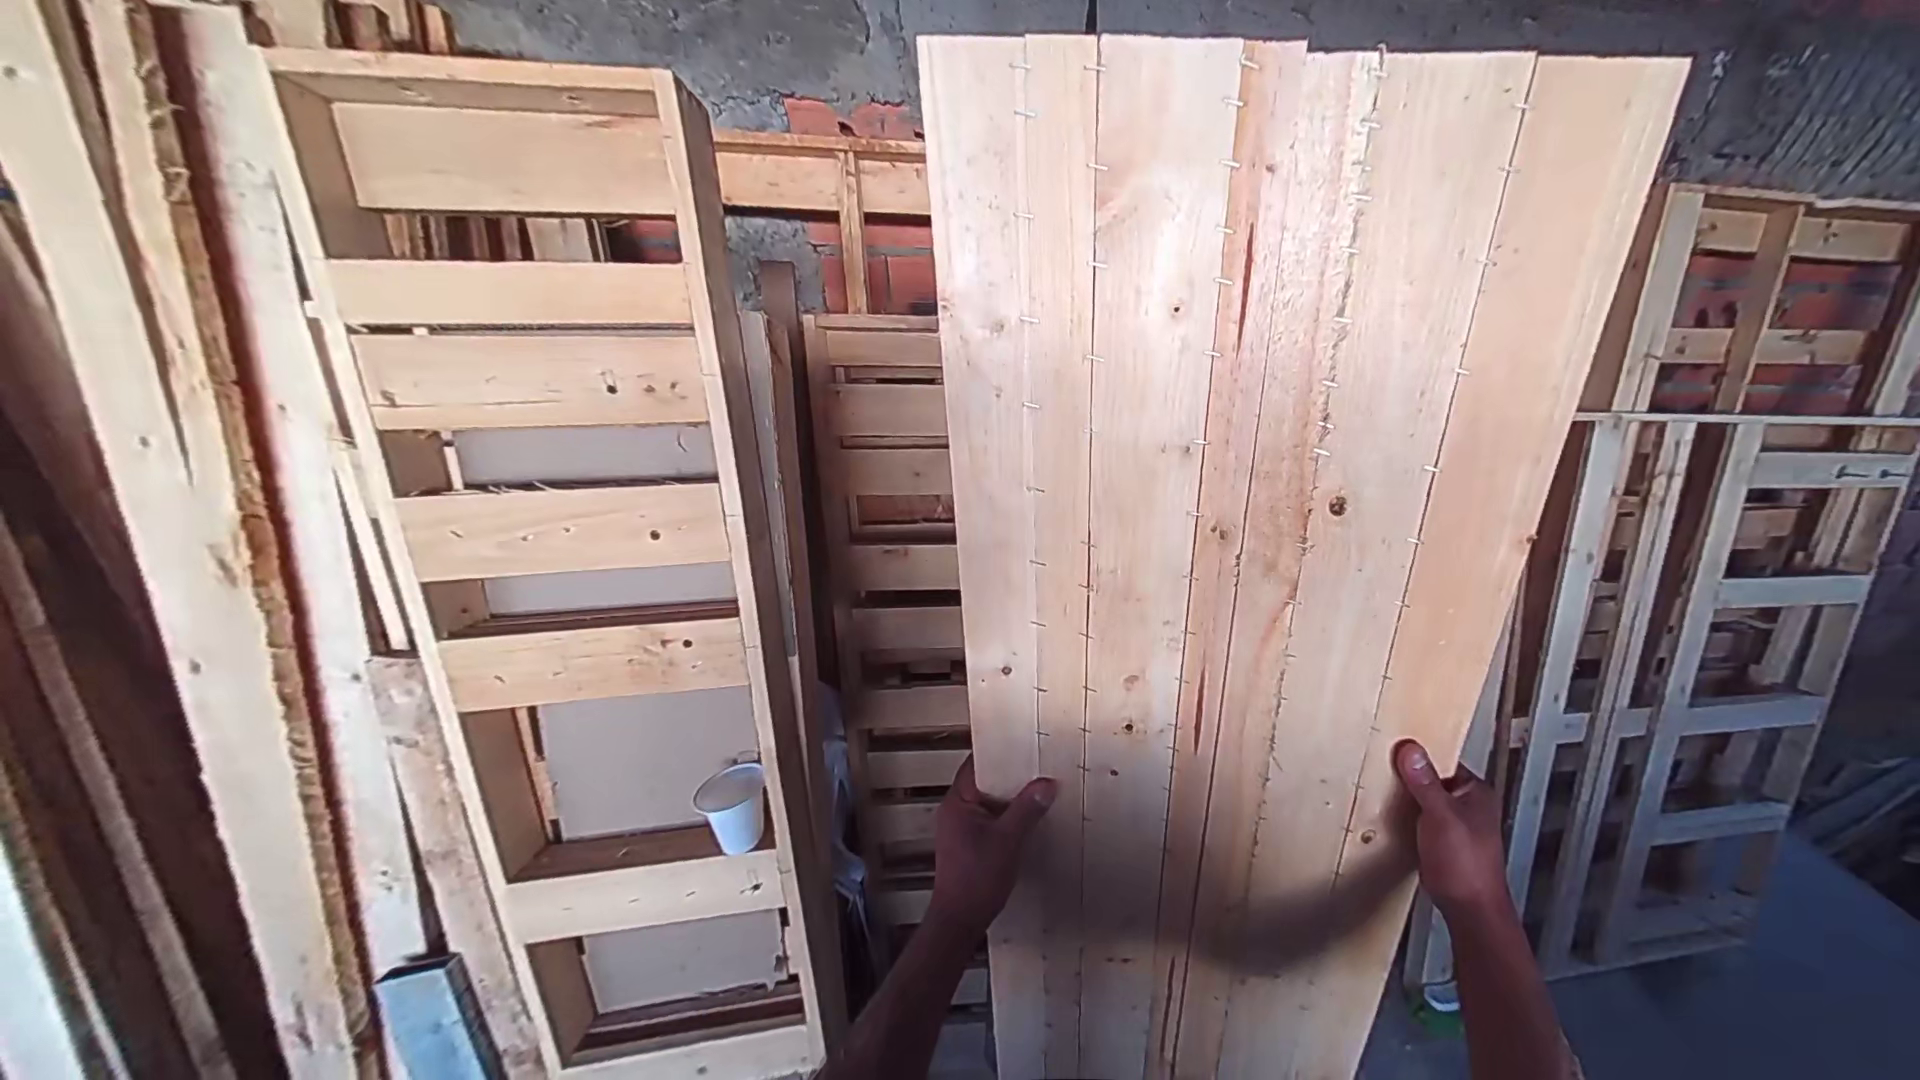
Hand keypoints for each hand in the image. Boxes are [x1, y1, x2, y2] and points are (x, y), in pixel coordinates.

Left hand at [926, 756, 1055, 937]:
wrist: (960, 921)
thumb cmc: (977, 879)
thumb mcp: (1008, 841)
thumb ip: (1026, 810)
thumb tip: (1047, 783)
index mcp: (957, 801)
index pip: (975, 765)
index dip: (996, 753)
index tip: (1020, 745)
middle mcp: (954, 809)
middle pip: (982, 781)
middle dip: (1008, 775)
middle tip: (1035, 765)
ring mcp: (959, 826)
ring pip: (987, 800)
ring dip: (1008, 796)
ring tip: (1035, 788)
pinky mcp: (967, 842)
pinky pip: (988, 817)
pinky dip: (1005, 814)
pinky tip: (1026, 818)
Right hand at [1393, 739, 1509, 918]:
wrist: (1466, 907)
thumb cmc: (1465, 864)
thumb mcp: (1441, 815)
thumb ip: (1424, 782)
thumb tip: (1410, 749)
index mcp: (1475, 792)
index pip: (1441, 759)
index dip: (1416, 752)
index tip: (1390, 744)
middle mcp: (1464, 802)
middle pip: (1427, 775)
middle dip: (1403, 772)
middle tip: (1377, 762)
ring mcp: (1449, 818)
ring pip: (1417, 794)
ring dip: (1399, 791)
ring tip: (1377, 782)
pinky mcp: (1434, 833)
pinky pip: (1411, 810)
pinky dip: (1398, 808)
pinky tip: (1383, 807)